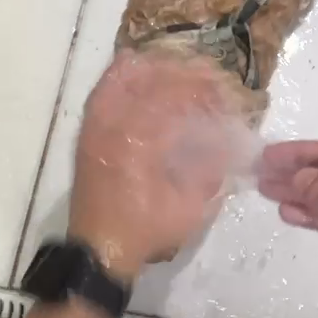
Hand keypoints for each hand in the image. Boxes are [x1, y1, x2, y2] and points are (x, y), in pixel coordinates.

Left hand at [69, 51, 248, 280]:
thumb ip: (212, 171)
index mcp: (142, 143)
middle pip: (152, 78)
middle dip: (185, 73)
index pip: (176, 96)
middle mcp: (115, 126)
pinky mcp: (88, 131)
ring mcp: (97, 125)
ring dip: (157, 69)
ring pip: (125, 76)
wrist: (100, 248)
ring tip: (181, 73)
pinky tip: (144, 73)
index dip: (203, 88)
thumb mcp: (191, 208)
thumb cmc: (147, 230)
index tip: (224, 93)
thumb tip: (229, 140)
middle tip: (209, 78)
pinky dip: (125, 75)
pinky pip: (104, 89)